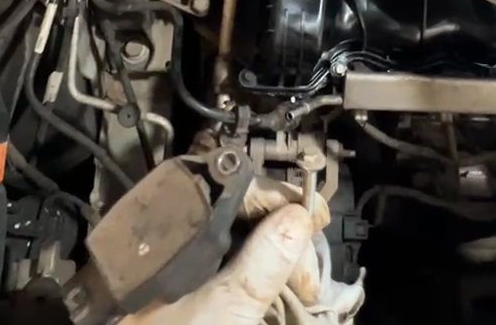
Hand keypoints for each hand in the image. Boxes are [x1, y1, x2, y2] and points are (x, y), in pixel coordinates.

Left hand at [120, 205, 315, 324]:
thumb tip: (298, 215)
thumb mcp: (226, 308)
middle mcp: (180, 229)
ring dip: (280, 256)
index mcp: (179, 220)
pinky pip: (237, 260)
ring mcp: (185, 257)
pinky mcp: (191, 282)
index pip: (241, 187)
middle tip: (309, 276)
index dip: (282, 199)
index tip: (317, 217)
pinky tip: (283, 287)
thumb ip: (263, 262)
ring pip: (246, 237)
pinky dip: (263, 270)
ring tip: (303, 285)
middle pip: (248, 212)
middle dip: (287, 236)